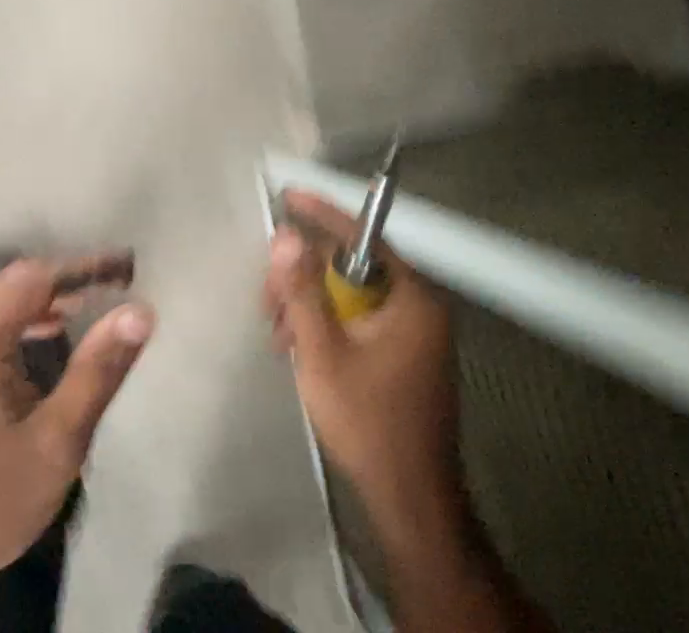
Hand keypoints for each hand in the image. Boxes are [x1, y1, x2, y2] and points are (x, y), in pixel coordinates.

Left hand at [0, 256, 154, 606]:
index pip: (32, 279)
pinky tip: (48, 333)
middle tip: (116, 283)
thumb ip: (98, 369)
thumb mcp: (58, 441)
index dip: (82, 268)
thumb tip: (139, 312)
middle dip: (64, 281)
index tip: (127, 267)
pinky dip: (15, 321)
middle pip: (10, 283)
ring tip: (90, 306)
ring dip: (40, 301)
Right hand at [263, 191, 458, 518]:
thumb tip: (285, 237)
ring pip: (350, 296)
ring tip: (280, 337)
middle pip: (352, 268)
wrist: (408, 494)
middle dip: (304, 278)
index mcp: (412, 301)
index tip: (288, 194)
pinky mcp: (402, 354)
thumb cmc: (367, 421)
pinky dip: (326, 326)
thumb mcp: (322, 352)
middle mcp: (419, 308)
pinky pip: (358, 320)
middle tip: (268, 305)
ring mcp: (413, 333)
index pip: (365, 239)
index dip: (324, 214)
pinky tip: (298, 349)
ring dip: (309, 306)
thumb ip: (302, 292)